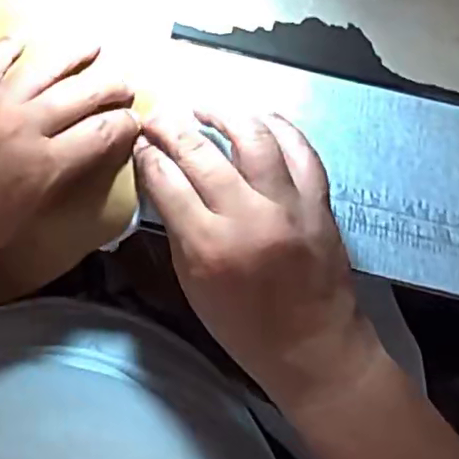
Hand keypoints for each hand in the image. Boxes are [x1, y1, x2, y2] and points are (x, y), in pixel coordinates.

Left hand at [0, 37, 139, 276]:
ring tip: (94, 45)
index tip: (137, 120)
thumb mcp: (18, 220)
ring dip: (74, 54)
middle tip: (127, 83)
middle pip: (82, 95)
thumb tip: (66, 162)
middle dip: (111, 87)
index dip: (125, 125)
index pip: (100, 135)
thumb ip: (48, 184)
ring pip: (45, 67)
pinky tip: (27, 35)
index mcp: (44, 164)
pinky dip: (12, 44)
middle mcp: (26, 124)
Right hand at [136, 108, 384, 410]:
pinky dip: (279, 127)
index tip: (138, 142)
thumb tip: (157, 174)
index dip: (146, 153)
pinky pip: (301, 151)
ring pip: (252, 138)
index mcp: (208, 244)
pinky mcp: (319, 204)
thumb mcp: (189, 278)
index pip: (165, 178)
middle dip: (168, 126)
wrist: (315, 350)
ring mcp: (289, 206)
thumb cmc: (240, 322)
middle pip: (199, 151)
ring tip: (201, 109)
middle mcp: (248, 217)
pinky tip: (258, 117)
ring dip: (222, 114)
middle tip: (155, 119)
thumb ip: (174, 223)